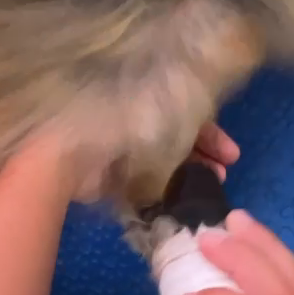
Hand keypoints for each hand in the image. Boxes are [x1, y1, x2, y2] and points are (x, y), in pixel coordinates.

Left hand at [19, 122, 239, 202]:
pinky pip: (150, 178)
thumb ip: (175, 113)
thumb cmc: (107, 127)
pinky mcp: (115, 175)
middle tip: (225, 168)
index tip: (230, 151)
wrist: (63, 159)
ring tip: (214, 183)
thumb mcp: (148, 112)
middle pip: (178, 133)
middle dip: (206, 150)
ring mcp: (124, 149)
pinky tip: (185, 197)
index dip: (210, 129)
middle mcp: (135, 120)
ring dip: (193, 168)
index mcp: (141, 97)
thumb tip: (202, 119)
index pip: (184, 109)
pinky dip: (169, 186)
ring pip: (167, 156)